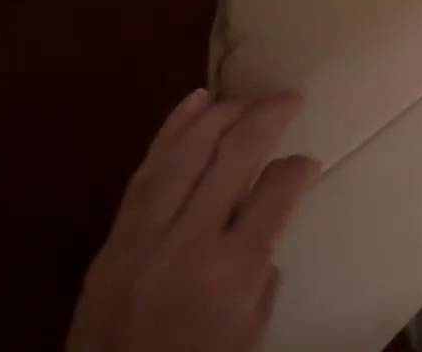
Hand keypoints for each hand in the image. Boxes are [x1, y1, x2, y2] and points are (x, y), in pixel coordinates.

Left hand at [67, 90, 319, 351]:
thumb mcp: (249, 331)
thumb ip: (262, 271)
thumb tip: (265, 220)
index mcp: (234, 267)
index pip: (276, 189)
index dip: (298, 166)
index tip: (307, 161)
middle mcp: (191, 240)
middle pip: (234, 155)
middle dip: (267, 116)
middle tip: (290, 96)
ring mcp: (145, 235)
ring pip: (187, 153)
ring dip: (221, 114)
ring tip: (246, 94)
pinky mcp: (114, 238)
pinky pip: (145, 172)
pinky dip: (171, 131)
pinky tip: (193, 102)